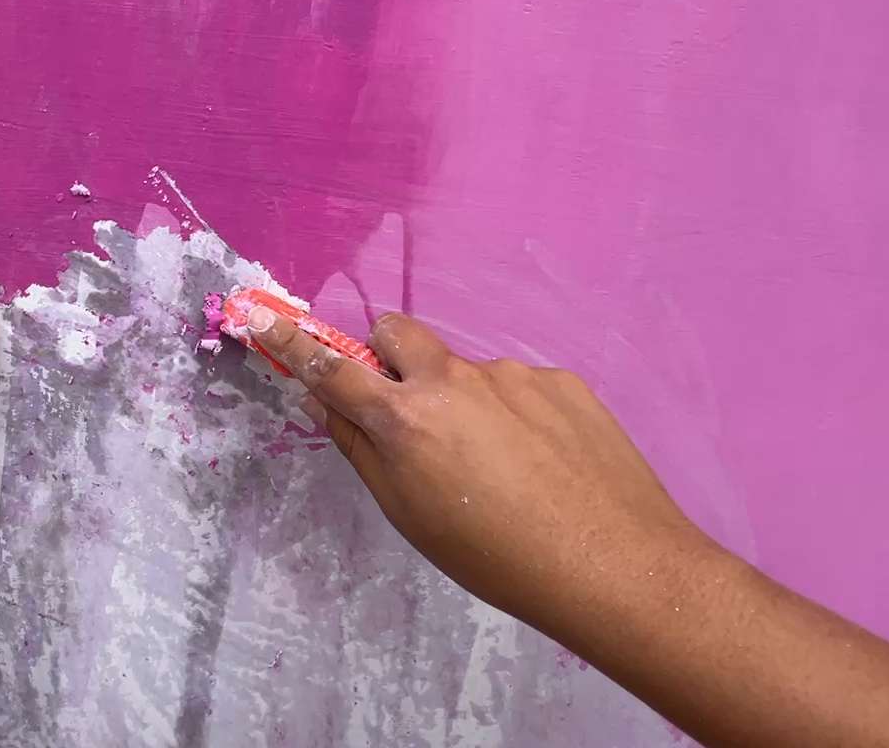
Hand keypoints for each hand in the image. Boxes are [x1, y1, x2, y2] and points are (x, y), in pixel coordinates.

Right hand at [249, 307, 716, 635]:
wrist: (624, 572)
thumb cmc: (494, 555)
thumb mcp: (407, 513)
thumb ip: (359, 448)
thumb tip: (327, 402)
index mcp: (404, 418)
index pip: (330, 369)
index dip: (293, 344)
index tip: (264, 316)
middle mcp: (450, 380)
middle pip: (396, 331)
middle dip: (388, 353)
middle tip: (409, 402)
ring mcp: (510, 374)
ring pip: (461, 369)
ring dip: (461, 399)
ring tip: (502, 461)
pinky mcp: (560, 381)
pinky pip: (516, 384)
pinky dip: (513, 412)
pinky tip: (543, 459)